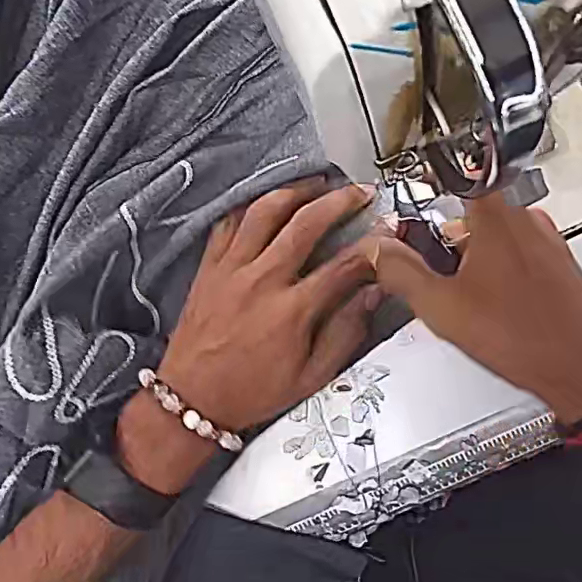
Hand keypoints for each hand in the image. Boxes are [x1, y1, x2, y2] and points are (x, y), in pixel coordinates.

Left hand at [119, 180, 381, 493]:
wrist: (192, 399)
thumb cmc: (252, 392)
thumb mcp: (310, 377)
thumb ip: (344, 333)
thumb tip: (371, 295)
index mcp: (292, 311)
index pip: (344, 265)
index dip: (374, 244)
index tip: (389, 231)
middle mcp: (262, 281)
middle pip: (306, 223)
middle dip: (339, 201)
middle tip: (358, 191)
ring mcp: (231, 269)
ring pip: (265, 211)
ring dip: (295, 190)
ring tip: (316, 182)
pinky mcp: (209, 267)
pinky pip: (229, 222)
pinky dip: (251, 206)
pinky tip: (268, 202)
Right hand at [368, 193, 581, 423]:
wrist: (579, 369)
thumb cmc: (522, 338)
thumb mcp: (441, 307)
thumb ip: (402, 272)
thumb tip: (378, 250)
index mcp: (495, 219)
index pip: (458, 177)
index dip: (432, 186)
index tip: (421, 201)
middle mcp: (526, 220)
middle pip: (472, 214)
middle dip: (450, 241)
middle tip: (440, 276)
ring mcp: (546, 240)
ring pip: (496, 234)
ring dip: (475, 257)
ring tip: (471, 298)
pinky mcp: (559, 261)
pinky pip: (518, 252)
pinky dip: (501, 269)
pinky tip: (496, 305)